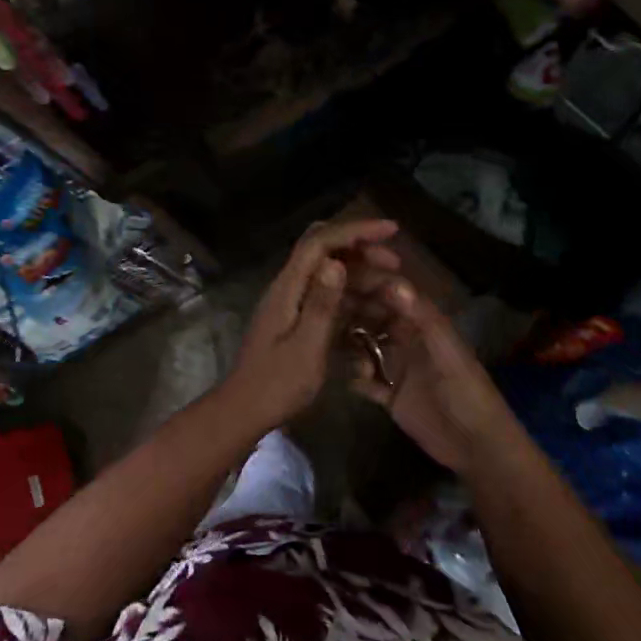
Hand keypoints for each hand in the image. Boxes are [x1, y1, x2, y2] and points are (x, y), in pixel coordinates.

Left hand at [223, 220, 400, 425]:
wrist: (245, 410)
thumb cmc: (277, 384)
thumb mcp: (306, 347)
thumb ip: (321, 304)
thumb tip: (335, 263)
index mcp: (287, 288)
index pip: (320, 242)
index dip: (355, 230)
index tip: (391, 230)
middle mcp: (288, 287)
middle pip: (323, 250)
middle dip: (360, 248)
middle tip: (395, 261)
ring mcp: (291, 302)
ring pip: (327, 273)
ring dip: (360, 273)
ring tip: (393, 286)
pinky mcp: (296, 319)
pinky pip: (327, 295)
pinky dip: (351, 295)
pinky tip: (374, 308)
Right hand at [344, 273, 515, 473]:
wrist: (477, 448)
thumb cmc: (468, 393)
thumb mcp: (447, 351)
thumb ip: (422, 318)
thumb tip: (393, 283)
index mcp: (422, 323)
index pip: (389, 292)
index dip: (366, 281)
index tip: (338, 276)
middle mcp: (404, 338)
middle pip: (369, 316)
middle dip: (349, 311)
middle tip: (325, 312)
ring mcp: (394, 366)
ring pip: (360, 345)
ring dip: (349, 345)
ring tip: (341, 351)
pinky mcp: (386, 394)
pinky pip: (361, 378)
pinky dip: (355, 377)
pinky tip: (357, 381)